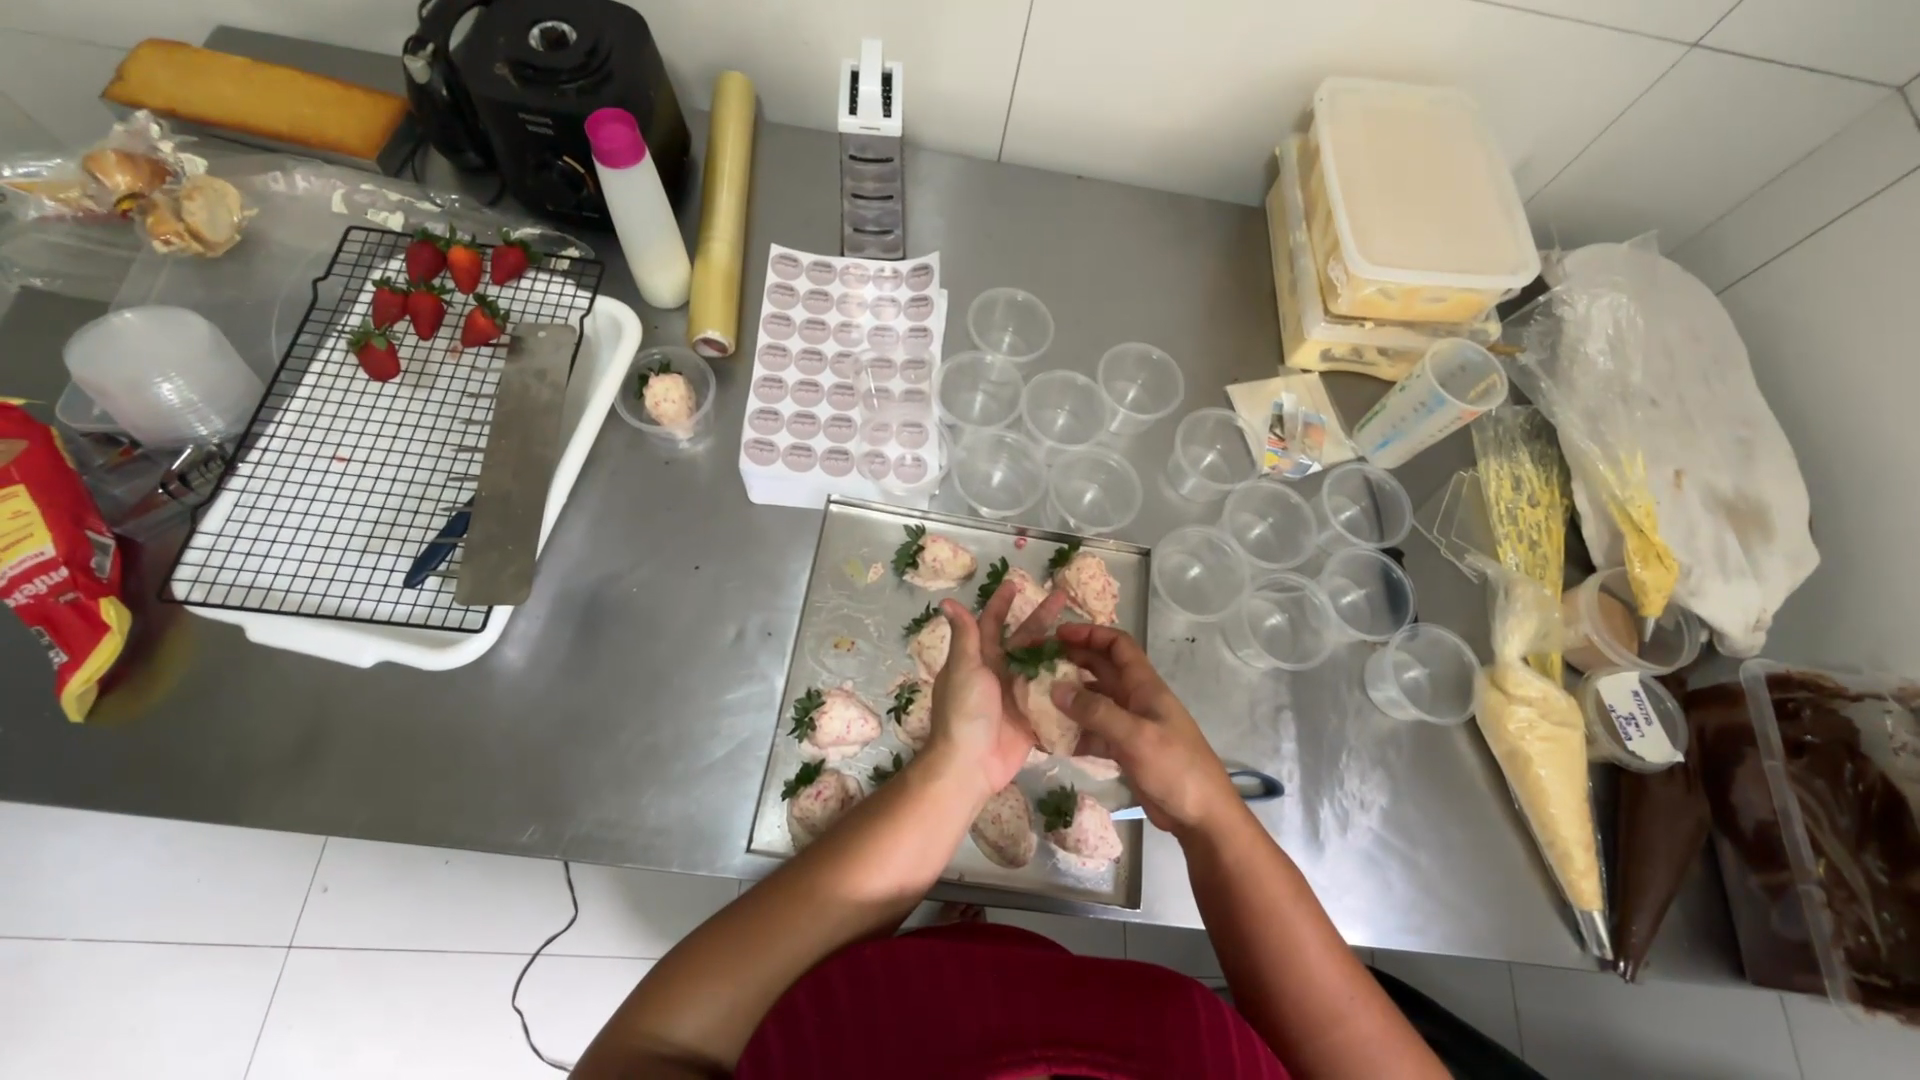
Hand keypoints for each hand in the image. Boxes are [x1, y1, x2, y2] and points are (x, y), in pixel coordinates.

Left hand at [925, 587, 1071, 802]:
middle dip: (1042, 618)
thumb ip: (964, 636)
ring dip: (1058, 647)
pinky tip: (1087, 668)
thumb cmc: (963, 712)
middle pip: (1024, 639)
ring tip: (1084, 631)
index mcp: (979, 658)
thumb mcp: (963, 668)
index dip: (1002, 604)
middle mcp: (998, 672)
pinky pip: (1050, 694)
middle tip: (1063, 597)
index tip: (1015, 583)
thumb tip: (948, 601)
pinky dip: (1065, 682)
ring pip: (1041, 664)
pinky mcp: (1032, 715)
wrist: (971, 764)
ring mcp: (1016, 694)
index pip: (991, 623)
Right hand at [1050, 622, 1242, 836]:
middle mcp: (1136, 699)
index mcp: (1145, 686)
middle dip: (1071, 662)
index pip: (1118, 645)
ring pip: (1094, 701)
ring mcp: (1130, 725)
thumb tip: (1056, 688)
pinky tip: (1051, 740)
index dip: (1090, 634)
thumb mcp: (1135, 736)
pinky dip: (1074, 732)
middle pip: (1101, 669)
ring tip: (1036, 700)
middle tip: (1037, 665)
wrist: (1201, 816)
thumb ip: (1096, 711)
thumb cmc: (1175, 768)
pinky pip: (1094, 732)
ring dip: (1068, 699)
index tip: (1057, 635)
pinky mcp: (1124, 750)